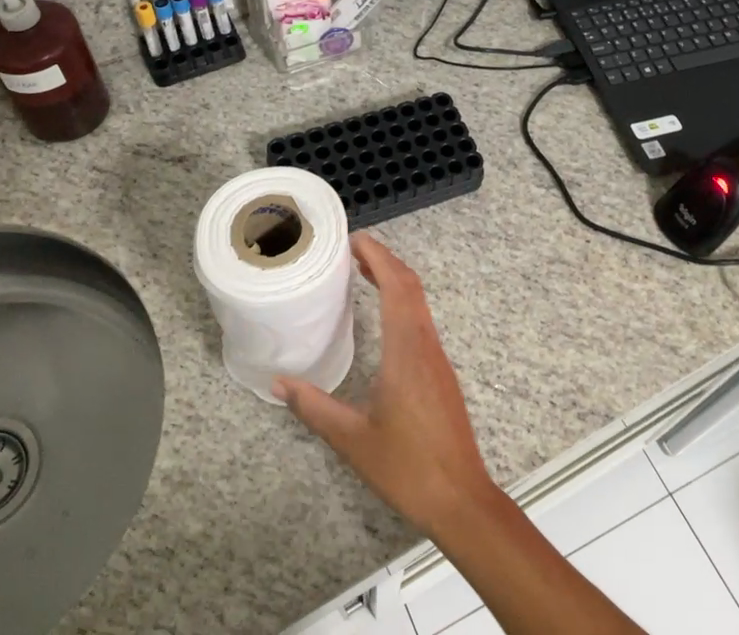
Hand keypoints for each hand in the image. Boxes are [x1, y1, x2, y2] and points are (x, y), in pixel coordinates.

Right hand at [273, 232, 499, 537]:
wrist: (460, 499)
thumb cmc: (406, 467)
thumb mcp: (351, 439)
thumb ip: (314, 407)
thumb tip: (279, 383)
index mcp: (406, 352)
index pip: (397, 286)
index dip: (378, 257)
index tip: (354, 240)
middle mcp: (427, 347)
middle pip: (411, 287)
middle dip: (384, 261)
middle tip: (351, 250)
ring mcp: (439, 360)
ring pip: (420, 305)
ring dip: (395, 282)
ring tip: (363, 275)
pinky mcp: (442, 376)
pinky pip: (422, 324)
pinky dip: (402, 305)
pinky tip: (384, 320)